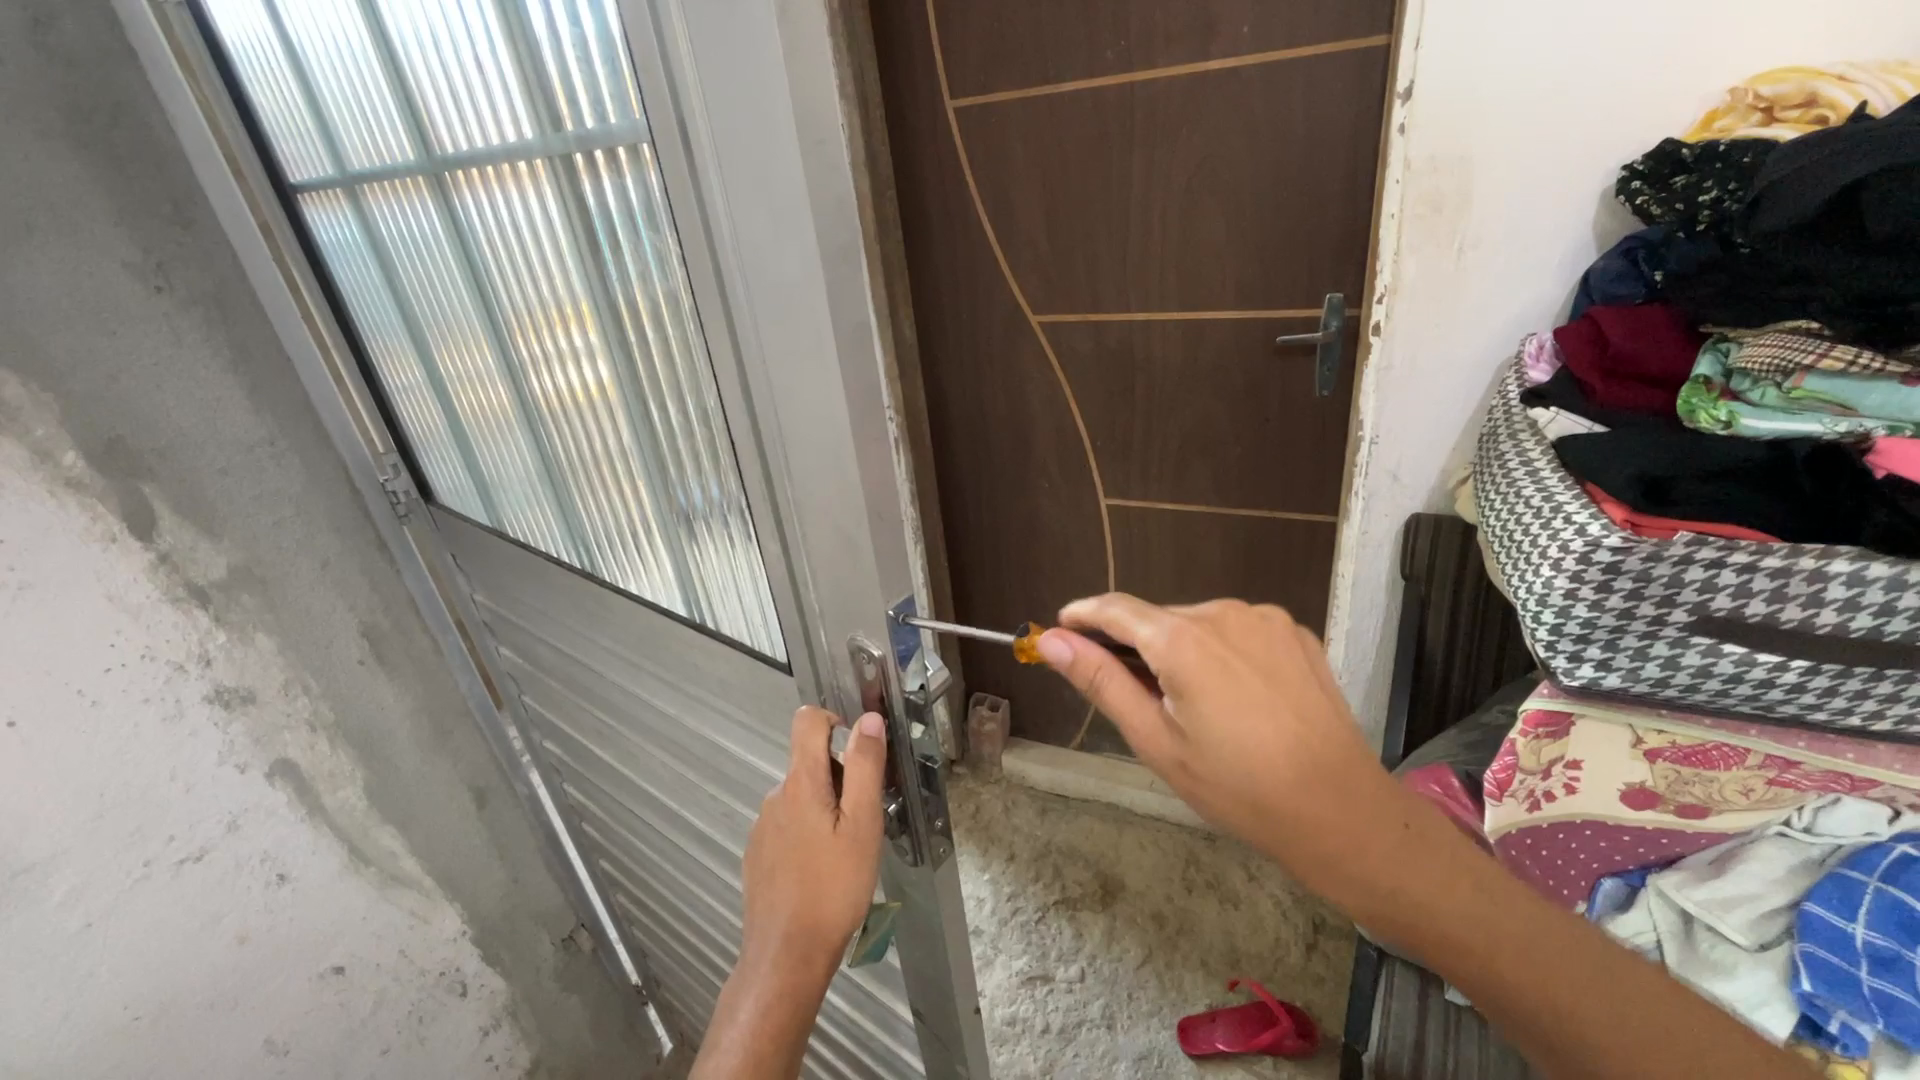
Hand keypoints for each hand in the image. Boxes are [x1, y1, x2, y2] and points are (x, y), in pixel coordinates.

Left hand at [738, 706, 887, 985]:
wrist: (787, 954)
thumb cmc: (834, 888)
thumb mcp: (863, 825)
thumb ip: (865, 767)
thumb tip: (868, 718)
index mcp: (801, 783)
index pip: (807, 721)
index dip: (835, 720)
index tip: (859, 752)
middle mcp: (775, 796)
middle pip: (809, 764)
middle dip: (840, 779)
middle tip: (866, 822)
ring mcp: (763, 827)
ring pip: (801, 798)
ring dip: (825, 811)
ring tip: (847, 854)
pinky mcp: (758, 854)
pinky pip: (788, 827)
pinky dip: (808, 835)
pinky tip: (822, 873)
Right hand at [1036, 595, 1391, 874]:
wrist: (1337, 807)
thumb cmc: (1236, 785)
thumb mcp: (1156, 740)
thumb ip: (1101, 681)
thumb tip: (1051, 640)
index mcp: (1181, 639)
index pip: (1115, 609)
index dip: (1083, 615)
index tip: (1061, 628)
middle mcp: (1223, 612)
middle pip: (1159, 618)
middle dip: (1137, 646)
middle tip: (1137, 698)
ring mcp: (1265, 619)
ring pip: (1200, 623)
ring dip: (1182, 649)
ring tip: (1195, 705)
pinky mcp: (1296, 632)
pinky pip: (1240, 631)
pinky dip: (1222, 652)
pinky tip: (1238, 697)